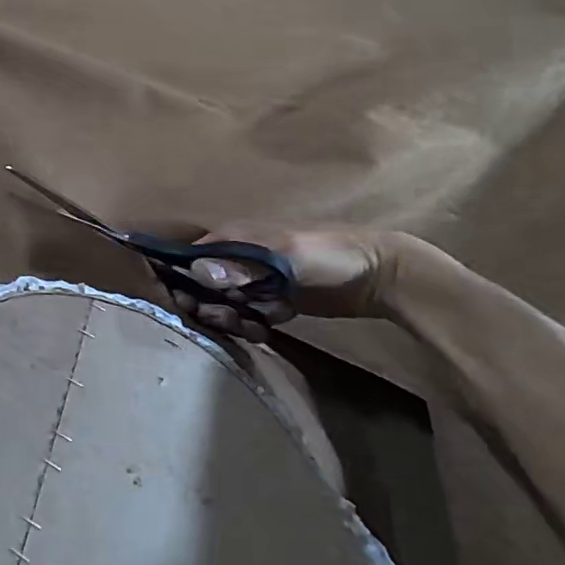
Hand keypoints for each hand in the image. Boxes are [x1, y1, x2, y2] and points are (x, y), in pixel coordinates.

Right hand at [173, 227, 410, 340]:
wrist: (379, 275)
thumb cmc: (330, 255)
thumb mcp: (286, 256)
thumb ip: (244, 264)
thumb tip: (199, 271)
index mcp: (234, 237)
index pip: (192, 258)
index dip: (185, 282)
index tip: (191, 306)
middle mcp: (237, 257)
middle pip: (204, 285)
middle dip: (214, 306)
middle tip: (235, 320)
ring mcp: (254, 279)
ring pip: (224, 302)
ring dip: (234, 318)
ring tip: (257, 326)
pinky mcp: (270, 298)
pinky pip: (247, 313)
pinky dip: (252, 323)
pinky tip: (268, 327)